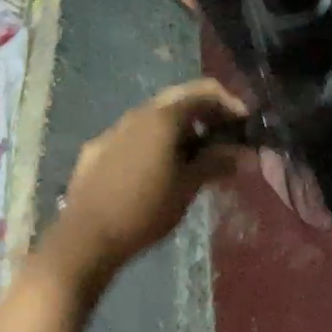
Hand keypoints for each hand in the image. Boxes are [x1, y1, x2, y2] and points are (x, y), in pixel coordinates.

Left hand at [42, 79, 246, 281]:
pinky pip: (135, 136)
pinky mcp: (97, 150)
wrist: (85, 238)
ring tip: (197, 156)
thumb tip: (246, 154)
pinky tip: (160, 169)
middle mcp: (137, 115)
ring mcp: (113, 131)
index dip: (230, 104)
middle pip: (180, 99)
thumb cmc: (145, 209)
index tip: (245, 124)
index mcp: (163, 118)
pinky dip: (157, 142)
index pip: (204, 93)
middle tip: (225, 135)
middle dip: (207, 113)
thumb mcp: (189, 186)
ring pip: (155, 118)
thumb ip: (218, 163)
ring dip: (182, 128)